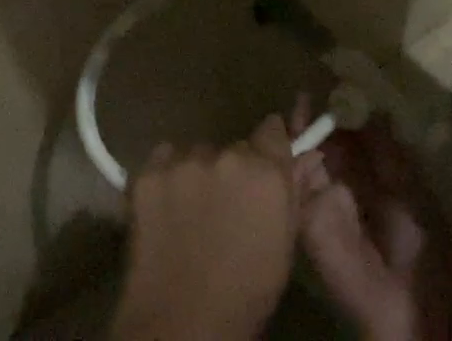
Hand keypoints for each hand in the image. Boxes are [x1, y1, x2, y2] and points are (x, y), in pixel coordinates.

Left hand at [112, 115, 298, 340]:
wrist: (181, 324)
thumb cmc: (246, 292)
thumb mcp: (284, 245)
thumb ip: (292, 192)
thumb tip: (303, 157)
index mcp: (266, 173)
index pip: (272, 131)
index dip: (270, 146)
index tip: (265, 161)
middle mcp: (227, 156)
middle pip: (234, 147)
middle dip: (234, 169)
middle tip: (227, 206)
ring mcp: (184, 163)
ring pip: (198, 154)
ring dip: (200, 174)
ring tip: (193, 214)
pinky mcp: (148, 174)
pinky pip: (164, 160)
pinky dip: (168, 178)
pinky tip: (168, 209)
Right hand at [291, 102, 451, 340]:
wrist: (405, 300)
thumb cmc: (419, 244)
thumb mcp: (410, 189)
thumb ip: (390, 152)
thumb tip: (376, 109)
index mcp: (372, 177)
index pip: (350, 137)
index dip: (341, 112)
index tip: (334, 83)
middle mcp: (344, 184)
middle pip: (324, 144)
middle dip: (316, 117)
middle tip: (309, 87)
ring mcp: (322, 200)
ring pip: (305, 158)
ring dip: (299, 131)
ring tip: (299, 101)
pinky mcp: (307, 217)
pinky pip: (294, 184)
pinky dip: (289, 159)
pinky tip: (290, 134)